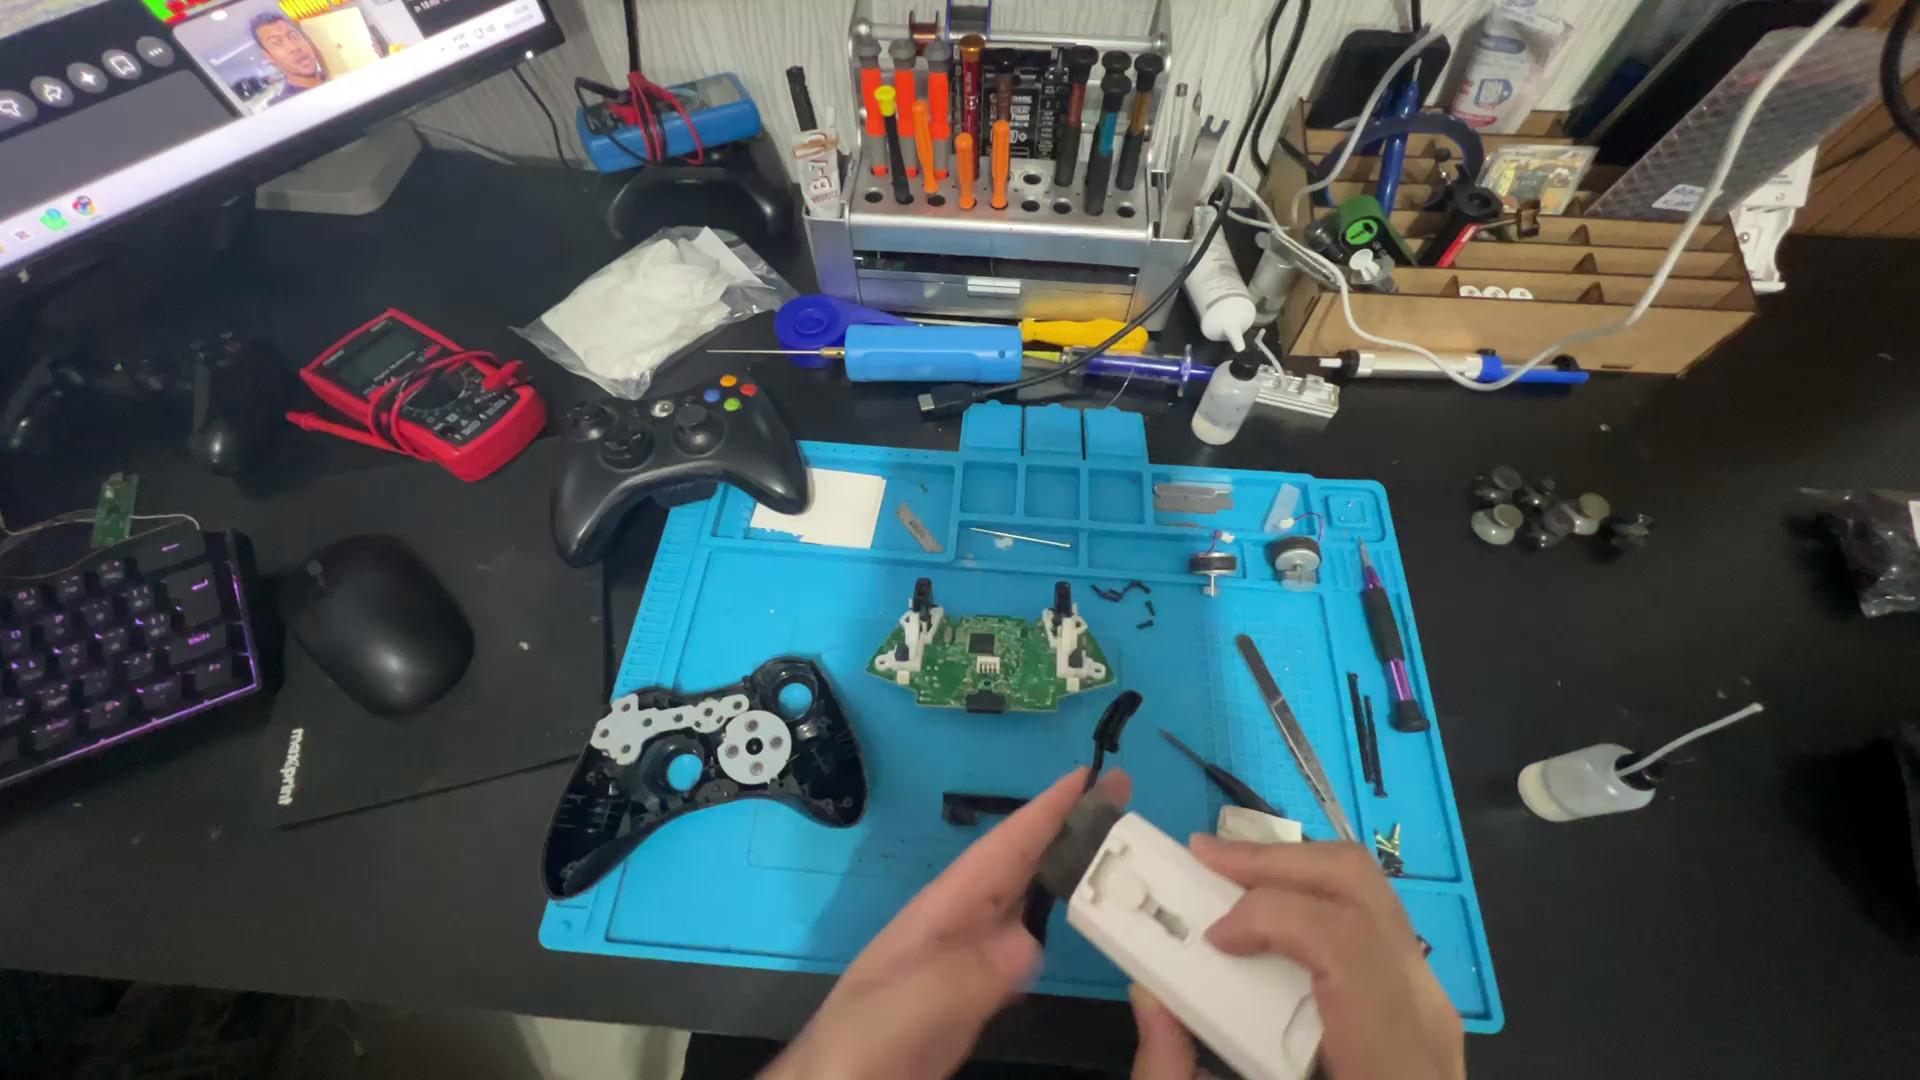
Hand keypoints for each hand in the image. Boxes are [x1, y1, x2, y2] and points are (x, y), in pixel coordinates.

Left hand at [761, 767, 1132, 1079]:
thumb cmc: (853, 1050)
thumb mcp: (896, 1012)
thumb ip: (954, 979)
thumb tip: (1028, 941)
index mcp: (937, 914)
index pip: (999, 852)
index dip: (1043, 813)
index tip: (1087, 778)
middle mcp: (956, 925)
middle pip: (1017, 865)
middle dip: (1063, 827)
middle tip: (1116, 797)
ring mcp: (963, 960)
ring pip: (1023, 900)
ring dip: (1063, 869)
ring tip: (1110, 847)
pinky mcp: (971, 998)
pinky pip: (1022, 947)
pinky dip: (1051, 921)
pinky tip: (1072, 917)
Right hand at [1128, 836, 1461, 1079]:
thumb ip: (1176, 1073)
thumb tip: (1146, 991)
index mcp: (1393, 1066)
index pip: (1347, 944)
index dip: (1271, 916)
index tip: (1211, 937)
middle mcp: (1427, 1022)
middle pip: (1360, 890)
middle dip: (1273, 861)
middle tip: (1201, 859)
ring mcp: (1428, 1004)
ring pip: (1366, 890)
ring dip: (1287, 867)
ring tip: (1222, 873)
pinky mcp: (1414, 998)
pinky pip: (1364, 914)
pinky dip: (1306, 892)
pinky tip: (1261, 907)